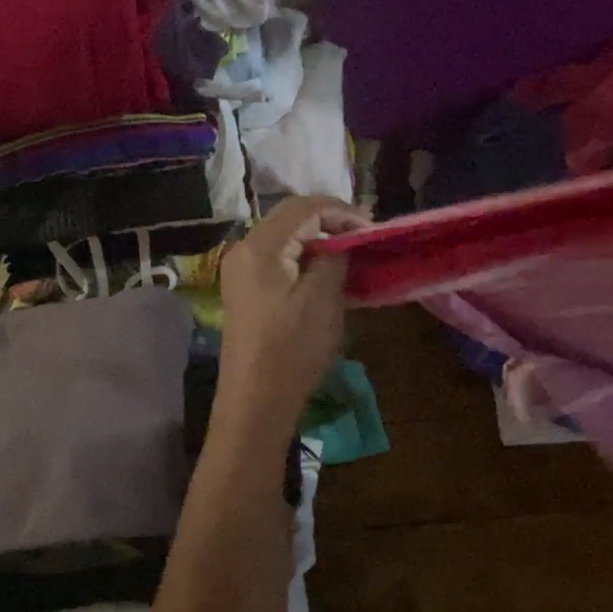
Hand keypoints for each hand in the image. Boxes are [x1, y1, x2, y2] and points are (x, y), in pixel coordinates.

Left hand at [216, 196, 369, 433]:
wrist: (255, 403)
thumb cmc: (292, 350)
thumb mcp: (323, 299)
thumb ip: (333, 258)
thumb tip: (340, 243)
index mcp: (259, 247)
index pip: (304, 207)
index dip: (341, 211)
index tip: (372, 228)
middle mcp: (243, 249)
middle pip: (290, 216)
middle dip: (329, 219)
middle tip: (364, 234)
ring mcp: (240, 270)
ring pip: (284, 235)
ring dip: (318, 236)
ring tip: (351, 250)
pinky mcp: (245, 289)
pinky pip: (277, 256)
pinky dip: (304, 254)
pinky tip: (327, 269)